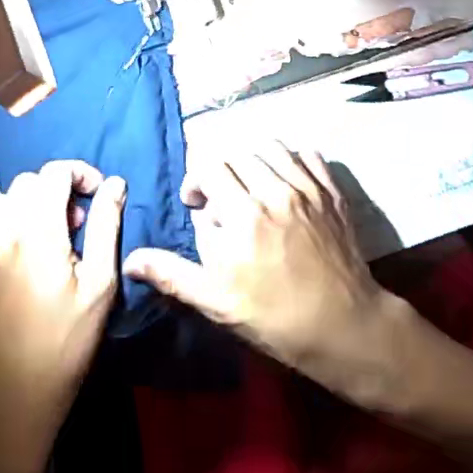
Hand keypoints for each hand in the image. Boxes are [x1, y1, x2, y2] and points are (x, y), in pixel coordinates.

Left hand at [0, 161, 124, 472]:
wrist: (6, 406)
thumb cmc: (63, 346)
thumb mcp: (100, 285)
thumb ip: (107, 226)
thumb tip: (115, 185)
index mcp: (33, 234)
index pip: (53, 174)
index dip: (81, 174)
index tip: (99, 195)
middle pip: (25, 183)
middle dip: (56, 191)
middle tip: (77, 225)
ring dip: (27, 206)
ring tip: (47, 239)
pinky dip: (2, 225)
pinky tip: (19, 257)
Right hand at [123, 142, 407, 402]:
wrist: (341, 324)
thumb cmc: (274, 317)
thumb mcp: (217, 301)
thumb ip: (173, 273)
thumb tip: (131, 259)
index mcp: (244, 214)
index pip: (212, 167)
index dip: (197, 181)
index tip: (196, 204)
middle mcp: (277, 190)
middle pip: (240, 154)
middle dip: (224, 171)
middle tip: (223, 198)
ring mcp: (309, 188)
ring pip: (274, 148)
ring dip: (255, 161)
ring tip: (252, 187)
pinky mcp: (332, 191)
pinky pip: (308, 155)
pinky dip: (291, 160)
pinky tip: (285, 183)